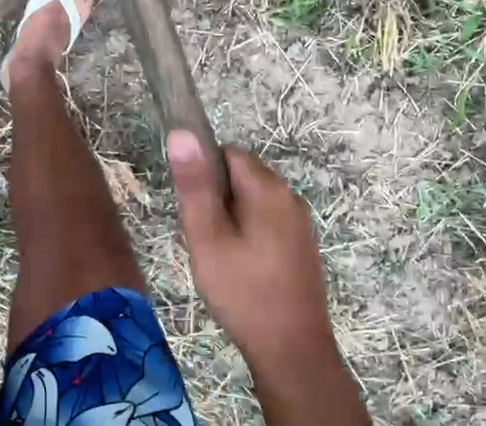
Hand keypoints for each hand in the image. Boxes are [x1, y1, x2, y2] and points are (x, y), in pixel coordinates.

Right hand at [169, 132, 365, 424]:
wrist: (293, 353)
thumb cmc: (243, 293)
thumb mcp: (207, 238)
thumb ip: (194, 185)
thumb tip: (182, 132)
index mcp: (268, 188)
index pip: (226, 153)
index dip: (204, 176)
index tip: (195, 213)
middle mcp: (290, 196)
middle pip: (240, 176)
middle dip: (216, 198)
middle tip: (205, 240)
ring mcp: (300, 222)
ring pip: (252, 201)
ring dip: (231, 219)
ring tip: (220, 258)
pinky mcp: (303, 246)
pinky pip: (266, 222)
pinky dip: (249, 235)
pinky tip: (241, 271)